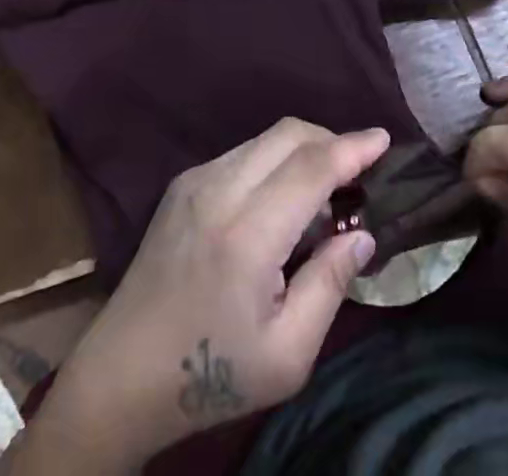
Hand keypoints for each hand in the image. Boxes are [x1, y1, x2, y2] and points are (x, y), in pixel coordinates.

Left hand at [21, 120, 387, 471]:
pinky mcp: (179, 188)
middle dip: (330, 141)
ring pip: (262, 140)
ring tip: (322, 200)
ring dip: (301, 152)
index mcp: (247, 234)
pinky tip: (280, 204)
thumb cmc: (212, 373)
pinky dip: (272, 162)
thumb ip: (330, 284)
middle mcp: (217, 191)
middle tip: (359, 176)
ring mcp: (192, 183)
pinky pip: (239, 155)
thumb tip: (363, 235)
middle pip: (286, 135)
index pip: (310, 166)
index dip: (352, 147)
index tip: (385, 138)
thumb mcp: (288, 352)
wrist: (122, 373)